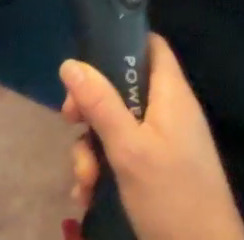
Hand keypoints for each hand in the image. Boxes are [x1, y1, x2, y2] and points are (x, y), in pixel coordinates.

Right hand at [62, 34, 243, 239]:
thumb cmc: (173, 200)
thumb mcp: (129, 150)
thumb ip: (100, 103)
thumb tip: (70, 62)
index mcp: (172, 97)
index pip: (151, 45)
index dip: (120, 41)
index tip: (87, 57)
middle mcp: (169, 114)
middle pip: (122, 87)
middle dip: (90, 106)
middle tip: (70, 121)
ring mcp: (165, 145)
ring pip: (115, 125)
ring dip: (91, 148)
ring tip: (85, 180)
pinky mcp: (158, 173)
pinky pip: (122, 155)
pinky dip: (102, 170)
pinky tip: (89, 194)